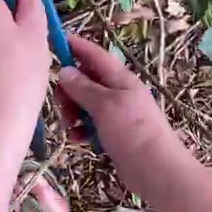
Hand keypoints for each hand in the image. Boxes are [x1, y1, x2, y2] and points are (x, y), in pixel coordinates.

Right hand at [55, 35, 192, 195]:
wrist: (156, 170)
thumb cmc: (132, 132)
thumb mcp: (104, 105)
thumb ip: (82, 87)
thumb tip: (65, 70)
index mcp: (120, 79)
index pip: (94, 55)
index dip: (76, 46)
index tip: (55, 41)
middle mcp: (119, 92)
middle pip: (86, 80)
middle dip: (70, 89)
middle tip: (62, 104)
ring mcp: (117, 113)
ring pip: (86, 103)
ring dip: (74, 111)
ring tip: (72, 126)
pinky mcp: (114, 132)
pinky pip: (91, 123)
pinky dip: (82, 128)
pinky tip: (80, 138)